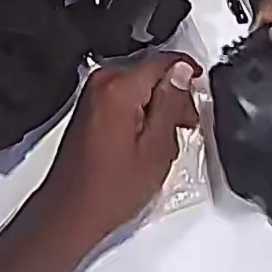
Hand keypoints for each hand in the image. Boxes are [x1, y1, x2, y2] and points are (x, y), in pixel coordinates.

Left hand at [27, 52, 199, 245]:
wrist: (73, 209)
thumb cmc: (109, 188)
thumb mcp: (156, 149)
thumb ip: (171, 104)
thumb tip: (180, 73)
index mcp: (118, 88)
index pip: (160, 62)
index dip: (185, 69)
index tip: (199, 80)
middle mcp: (102, 83)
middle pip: (148, 72)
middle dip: (172, 93)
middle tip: (187, 121)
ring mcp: (92, 93)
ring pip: (136, 84)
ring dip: (156, 103)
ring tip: (168, 137)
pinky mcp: (89, 105)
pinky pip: (122, 95)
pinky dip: (139, 109)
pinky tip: (147, 137)